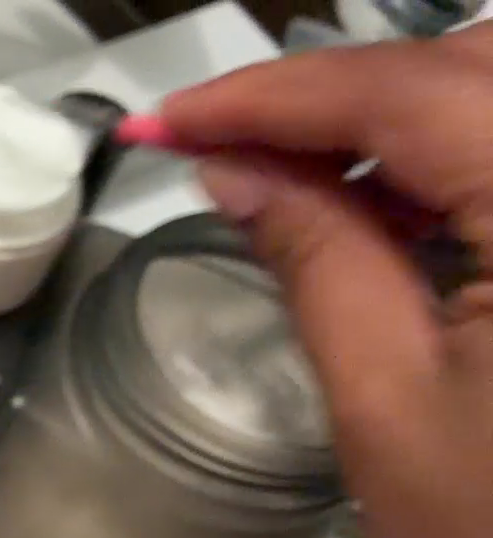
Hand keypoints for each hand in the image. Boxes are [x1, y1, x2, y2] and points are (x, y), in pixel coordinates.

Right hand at [161, 27, 492, 537]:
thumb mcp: (382, 400)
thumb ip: (320, 261)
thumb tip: (233, 172)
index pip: (409, 92)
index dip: (266, 97)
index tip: (157, 122)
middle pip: (488, 58)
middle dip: (338, 90)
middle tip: (216, 152)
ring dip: (403, 112)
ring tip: (292, 181)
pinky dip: (462, 153)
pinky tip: (393, 203)